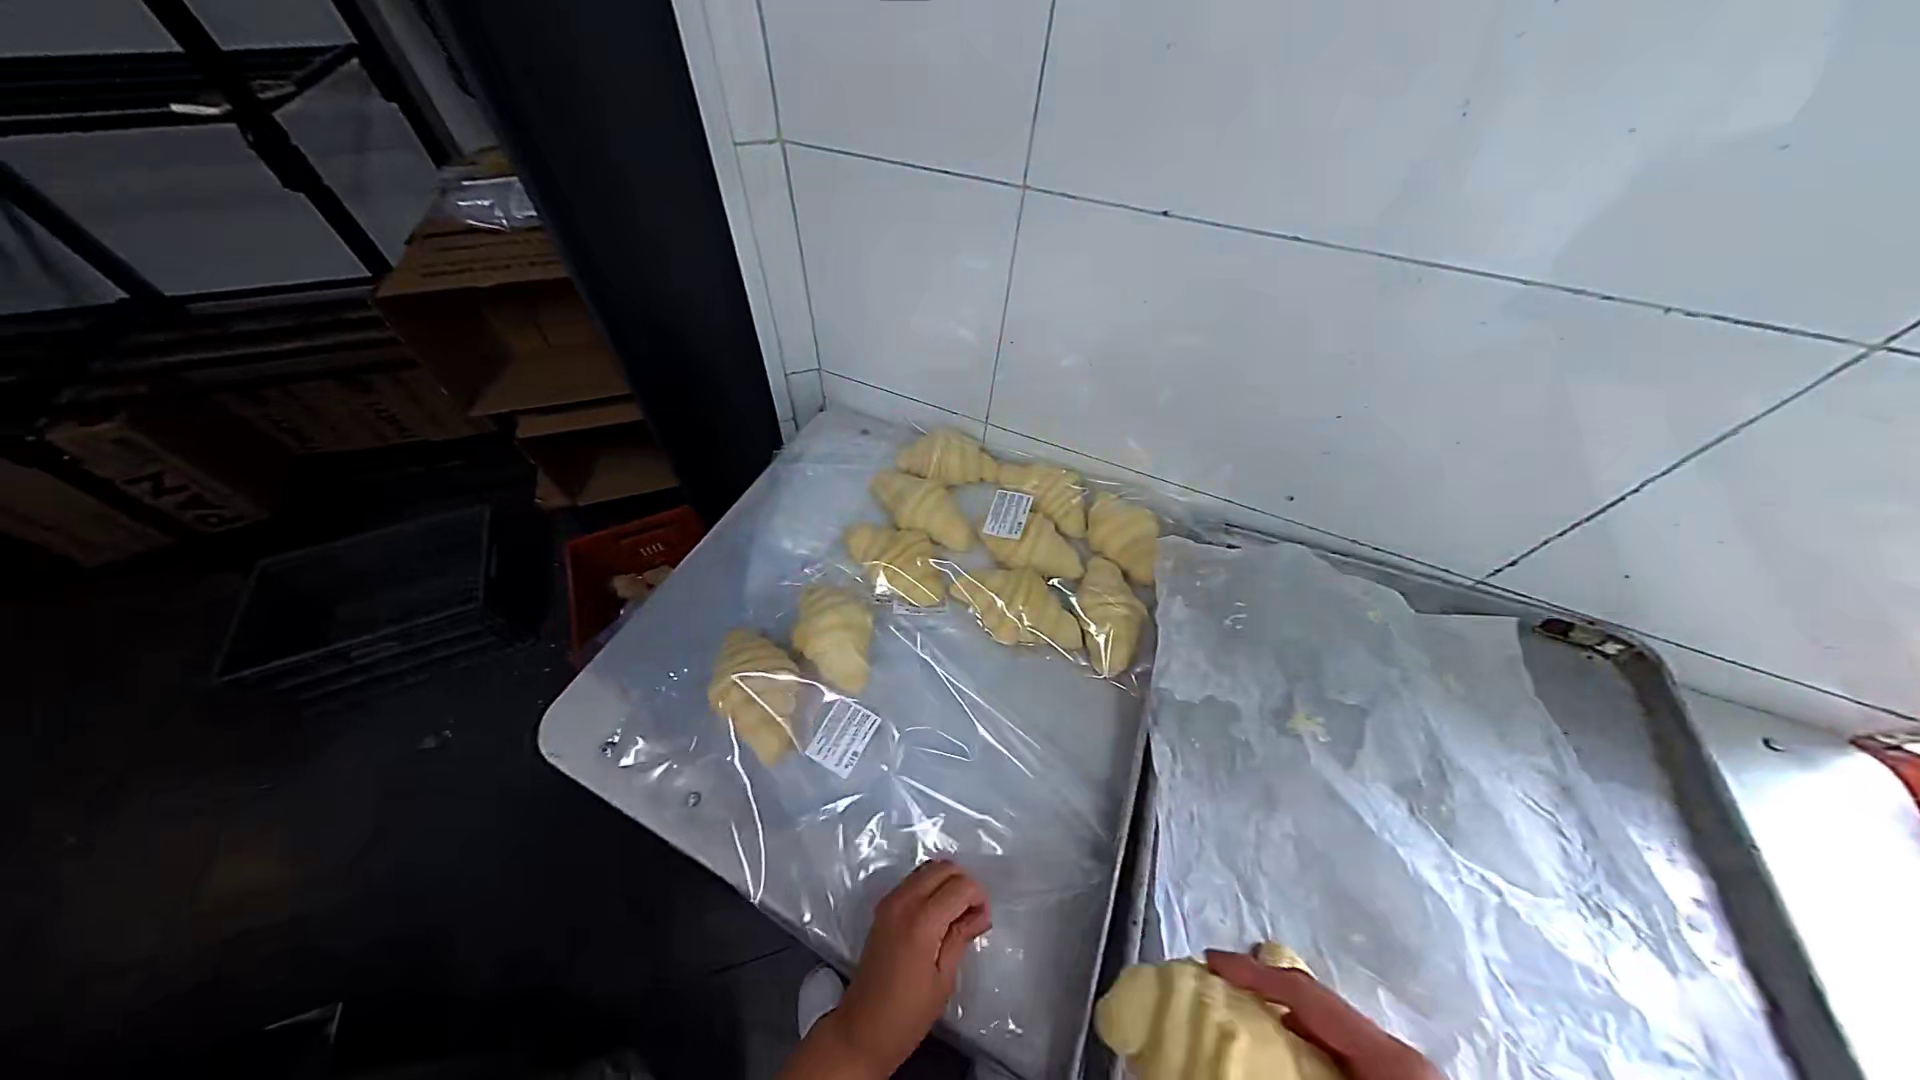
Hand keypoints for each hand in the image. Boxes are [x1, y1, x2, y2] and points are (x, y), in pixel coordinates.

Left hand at [788, 860, 990, 1079]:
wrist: (861, 1030)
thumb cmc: (907, 1015)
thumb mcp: (944, 980)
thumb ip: (961, 937)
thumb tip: (979, 913)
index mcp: (921, 921)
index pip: (961, 885)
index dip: (978, 898)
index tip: (982, 921)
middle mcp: (903, 901)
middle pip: (944, 867)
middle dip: (964, 884)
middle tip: (972, 915)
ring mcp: (890, 901)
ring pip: (927, 868)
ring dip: (947, 882)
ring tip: (956, 914)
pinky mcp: (883, 907)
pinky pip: (913, 880)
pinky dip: (931, 885)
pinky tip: (937, 914)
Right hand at [1205, 949, 1443, 1079]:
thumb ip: (1299, 1074)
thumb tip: (1235, 1066)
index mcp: (1387, 1057)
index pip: (1307, 995)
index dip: (1253, 973)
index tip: (1209, 960)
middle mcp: (1393, 1055)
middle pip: (1318, 1005)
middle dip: (1265, 990)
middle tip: (1218, 982)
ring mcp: (1398, 1073)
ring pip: (1329, 1031)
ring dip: (1283, 1020)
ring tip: (1241, 1015)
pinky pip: (1339, 1056)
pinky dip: (1304, 1048)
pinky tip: (1282, 1060)